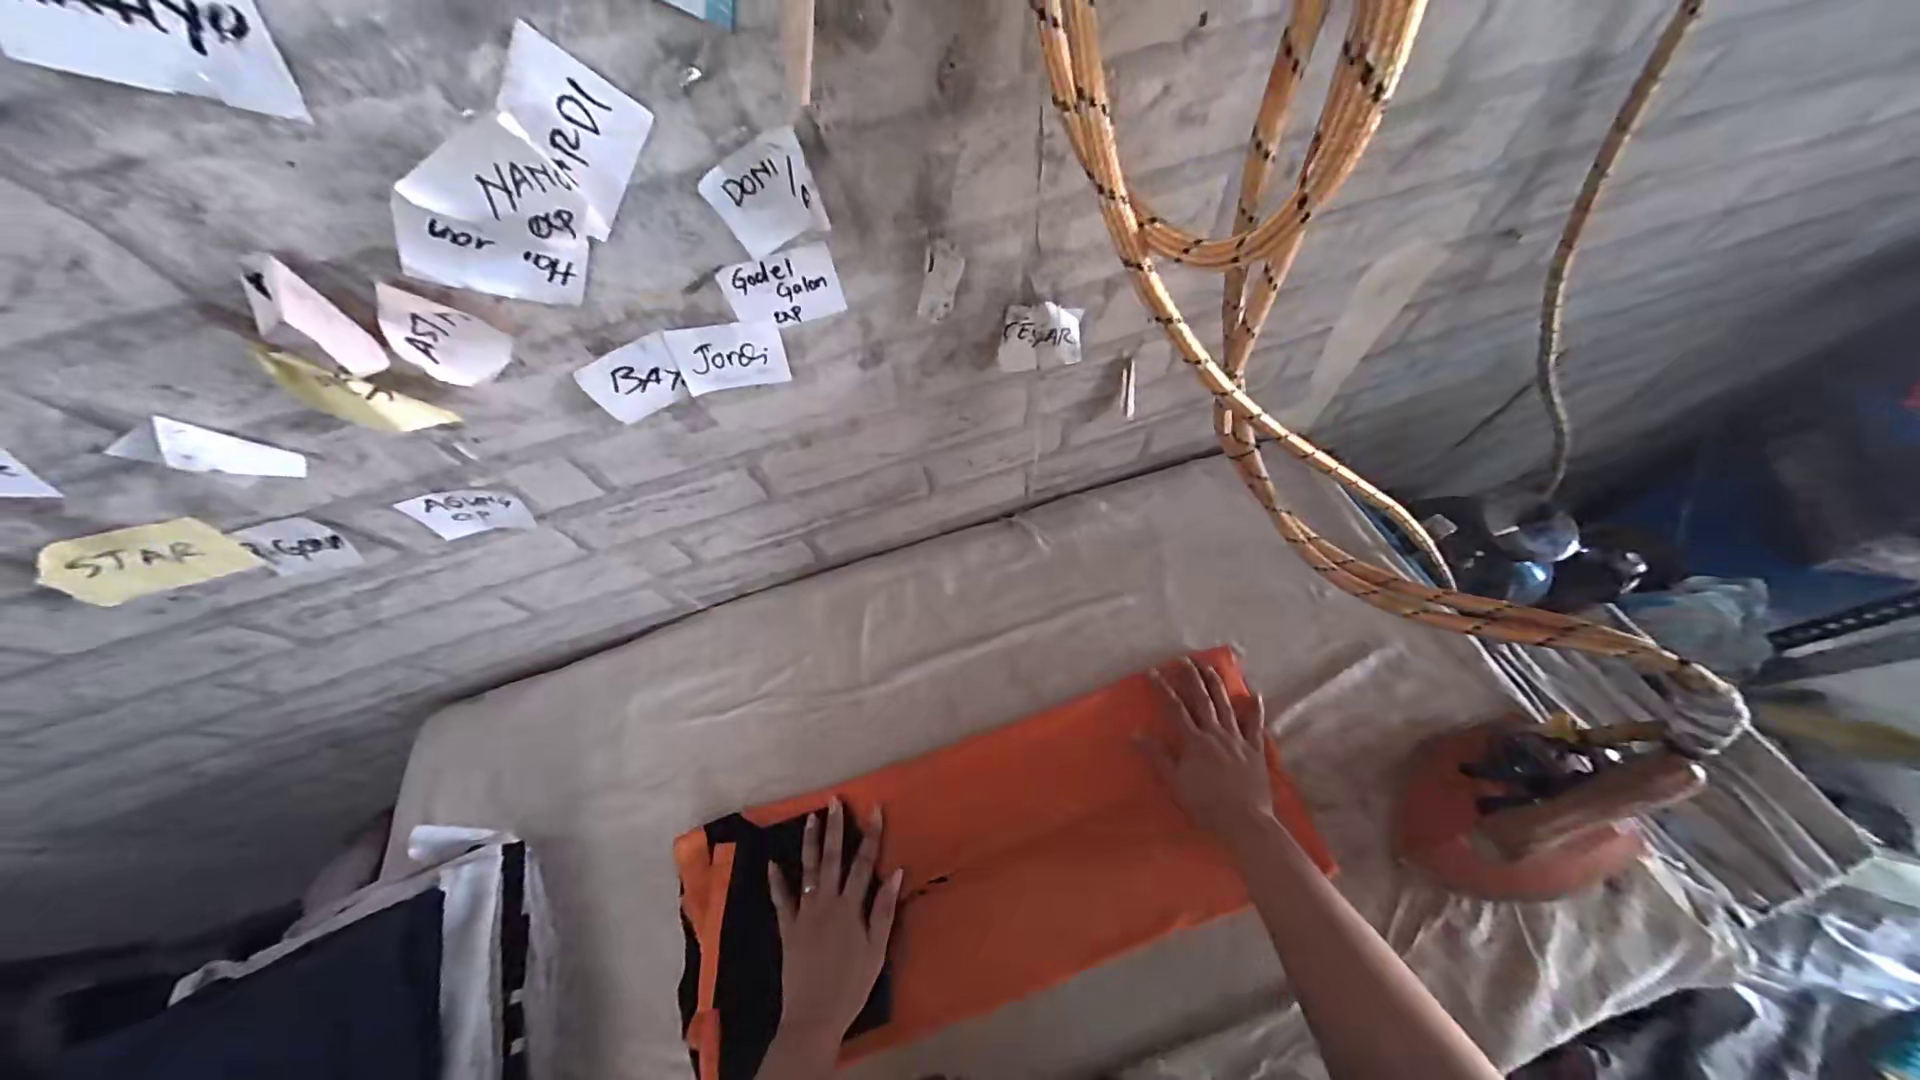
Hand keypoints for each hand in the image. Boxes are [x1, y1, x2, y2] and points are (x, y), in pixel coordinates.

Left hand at [762, 798, 903, 1074]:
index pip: (864, 863)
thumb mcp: (876, 950)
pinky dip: (776, 881)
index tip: (874, 809)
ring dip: (809, 843)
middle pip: (832, 858)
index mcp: (850, 907)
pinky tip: (772, 863)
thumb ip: (884, 909)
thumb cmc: (851, 984)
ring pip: (806, 871)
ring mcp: (804, 913)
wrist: (814, 1016)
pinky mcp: (787, 928)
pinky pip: (780, 900)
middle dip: (835, 828)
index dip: (870, 835)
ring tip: (810, 818)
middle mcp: (826, 902)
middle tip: (834, 802)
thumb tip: (896, 872)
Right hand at [1141, 657, 1274, 849]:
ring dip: (1216, 685)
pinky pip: (1255, 726)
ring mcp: (1238, 740)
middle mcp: (1216, 734)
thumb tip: (1136, 734)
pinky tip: (1255, 695)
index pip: (1174, 709)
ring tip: (1208, 667)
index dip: (1163, 689)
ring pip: (1226, 706)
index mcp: (1194, 741)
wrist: (1245, 822)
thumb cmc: (1205, 805)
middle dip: (1191, 678)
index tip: (1153, 672)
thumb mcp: (1174, 783)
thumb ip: (1157, 756)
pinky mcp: (1255, 751)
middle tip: (1184, 660)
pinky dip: (1255, 710)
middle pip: (1202, 700)